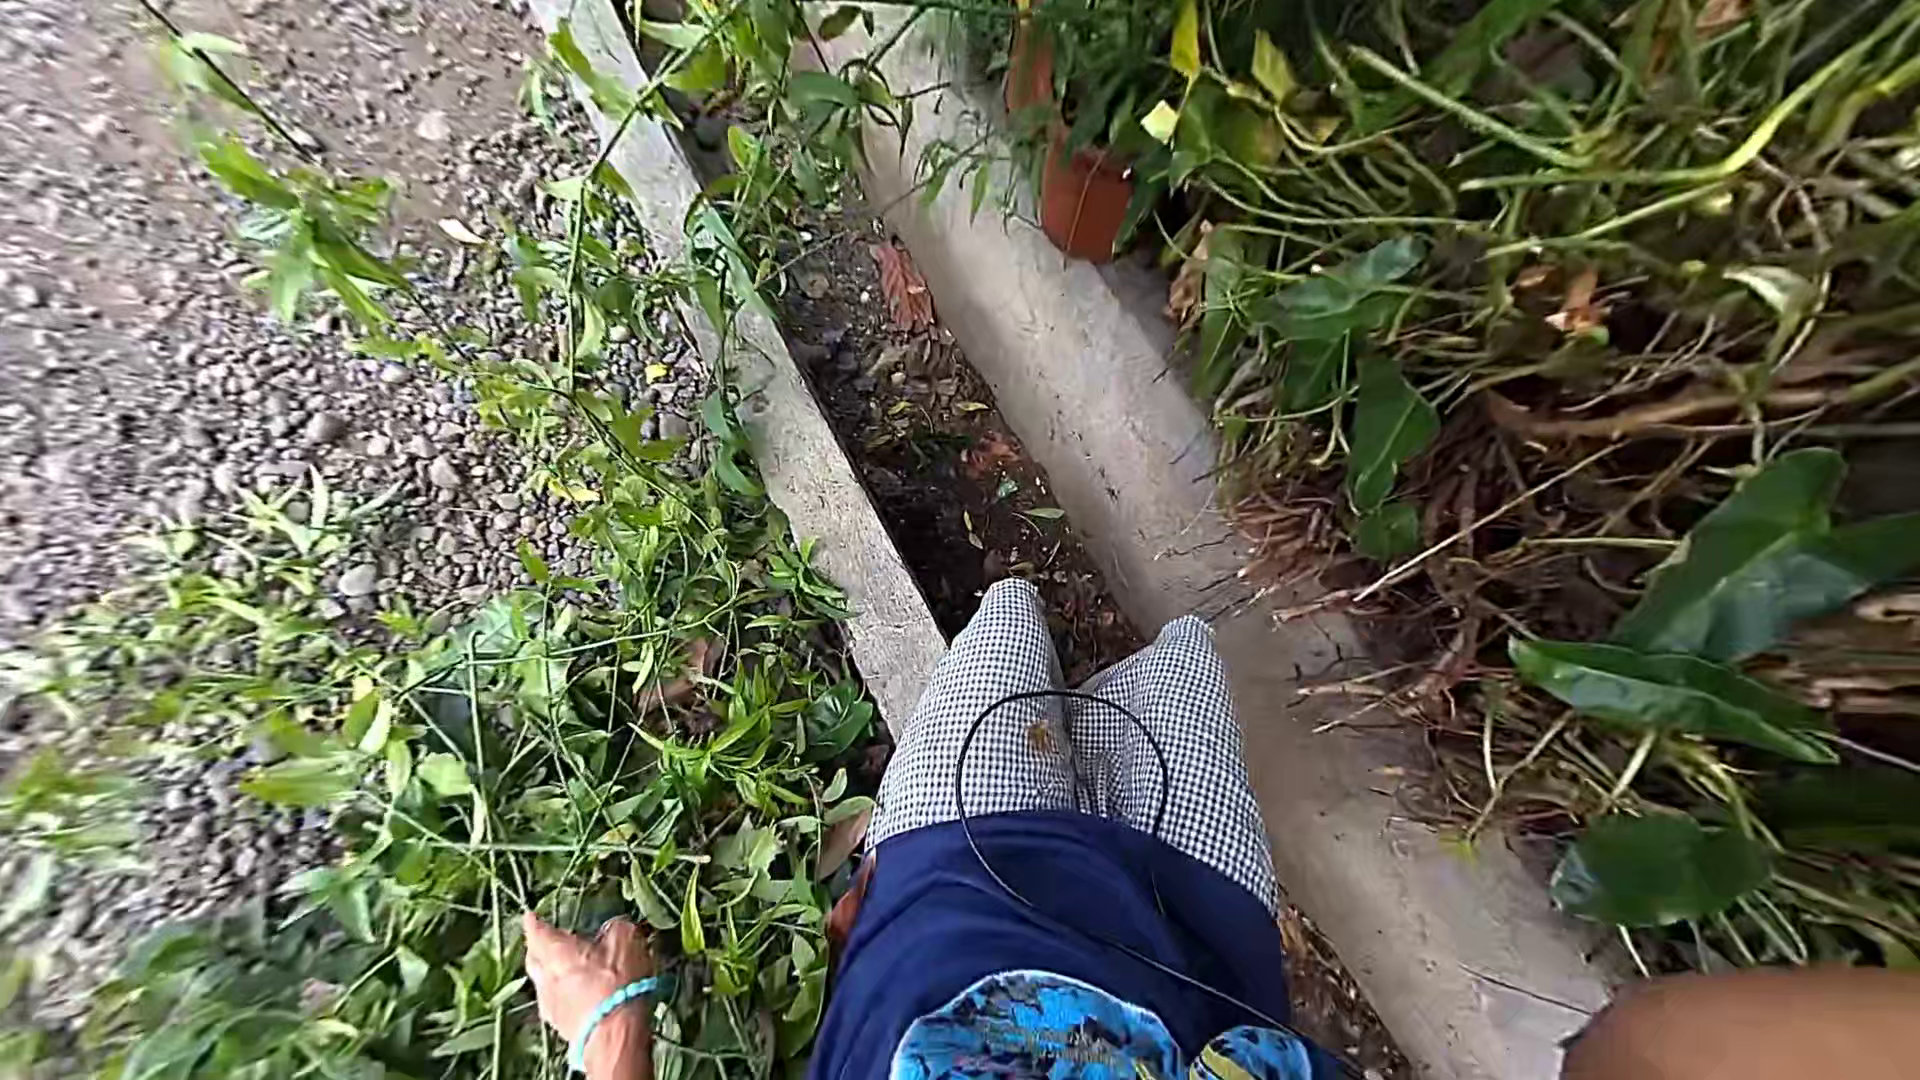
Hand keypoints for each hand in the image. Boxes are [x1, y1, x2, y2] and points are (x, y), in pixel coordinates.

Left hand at [523, 912, 655, 1079]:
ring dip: (548, 969)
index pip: (540, 934)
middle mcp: (546, 979)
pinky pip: (553, 997)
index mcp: (558, 954)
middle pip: (534, 960)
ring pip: (542, 980)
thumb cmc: (617, 978)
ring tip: (561, 961)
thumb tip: (609, 928)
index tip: (528, 915)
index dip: (534, 923)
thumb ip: (614, 928)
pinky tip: (574, 985)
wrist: (613, 1031)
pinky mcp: (560, 1024)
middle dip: (536, 947)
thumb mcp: (626, 938)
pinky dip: (560, 986)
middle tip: (542, 938)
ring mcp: (550, 1005)